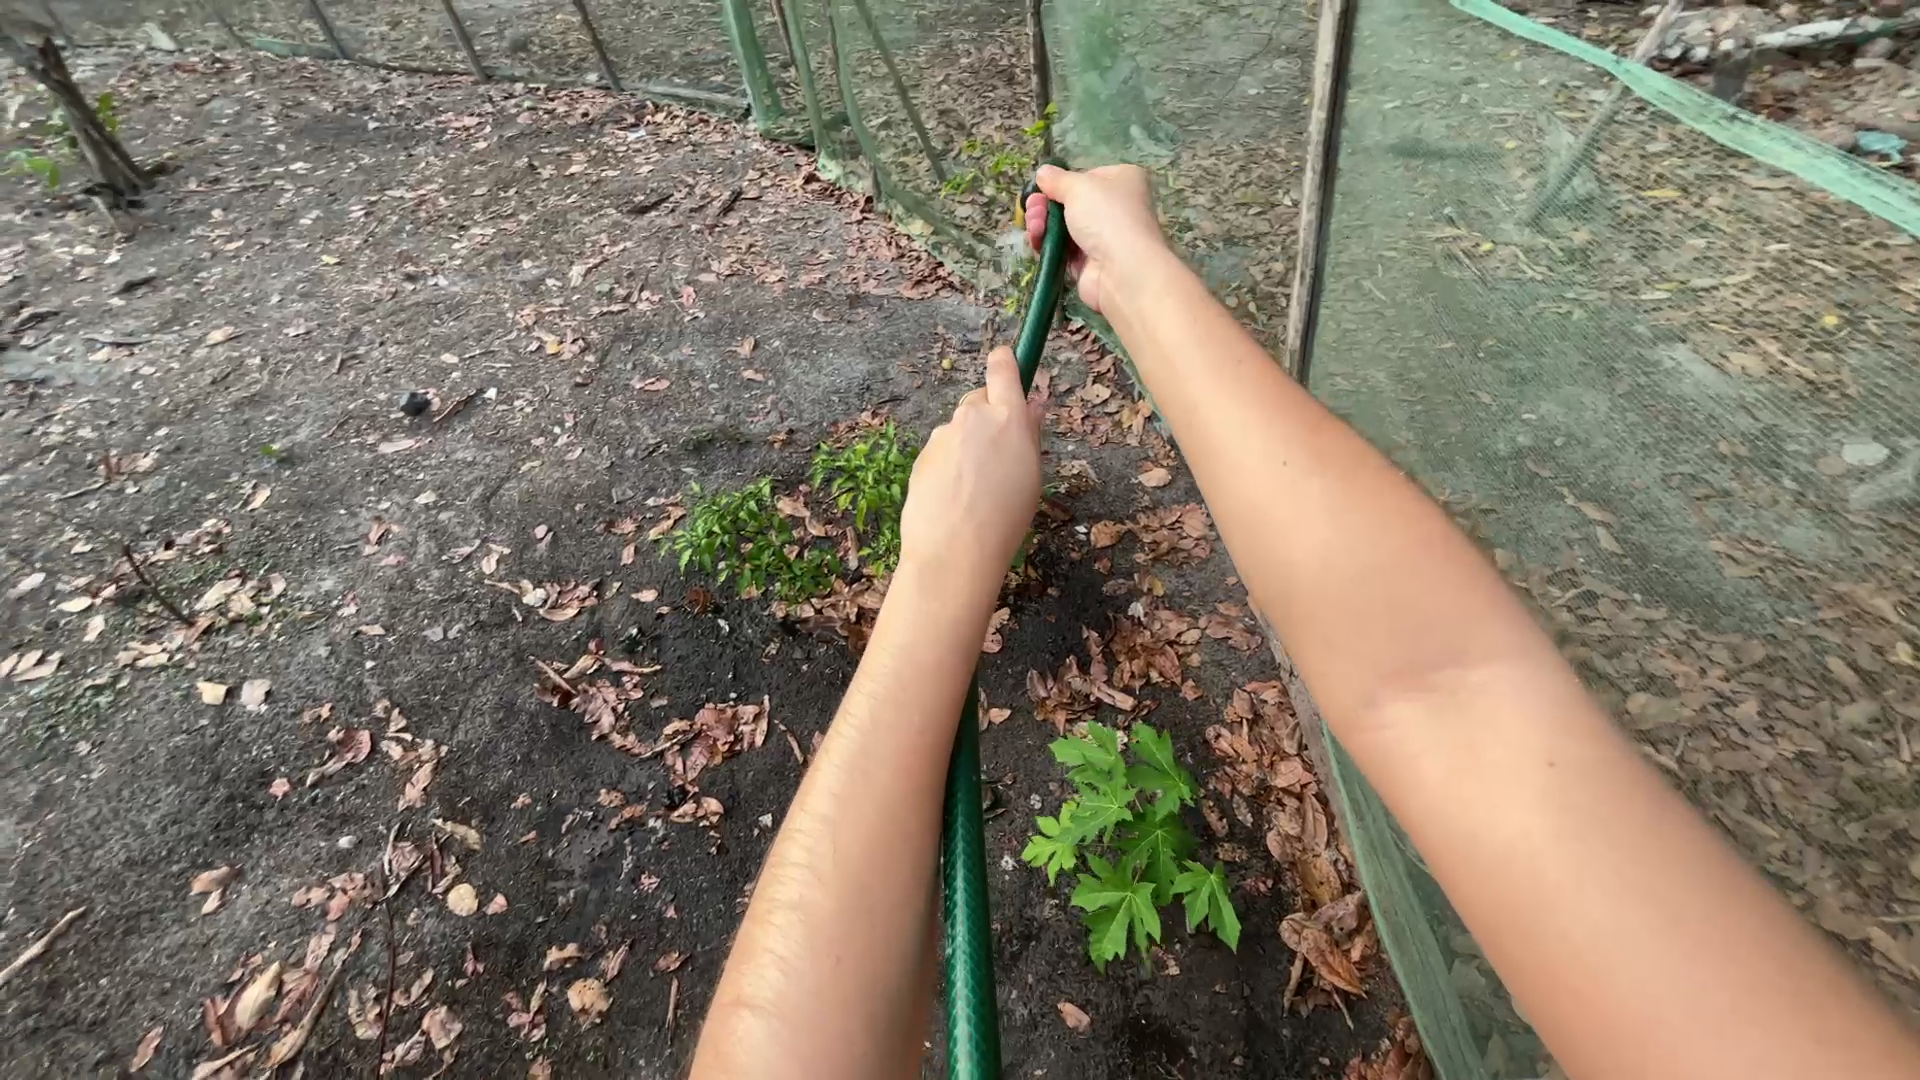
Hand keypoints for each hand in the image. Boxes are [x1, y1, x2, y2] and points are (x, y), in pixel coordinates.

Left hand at [898, 346, 1041, 599]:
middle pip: (979, 402)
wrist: (954, 551)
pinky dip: (948, 468)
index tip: (1005, 360)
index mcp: (1007, 417)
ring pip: (959, 431)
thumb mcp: (1031, 475)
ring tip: (975, 490)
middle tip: (998, 457)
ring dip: (967, 448)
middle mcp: (972, 417)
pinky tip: (954, 499)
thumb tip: (1030, 405)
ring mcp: (943, 435)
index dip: (1004, 363)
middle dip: (987, 418)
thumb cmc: (1005, 518)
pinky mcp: (922, 456)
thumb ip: (1027, 434)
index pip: (1003, 368)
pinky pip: (941, 454)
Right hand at [1023, 164, 1167, 314]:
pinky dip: (1047, 246)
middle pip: (1069, 203)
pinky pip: (1061, 251)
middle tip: (1033, 211)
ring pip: (1062, 228)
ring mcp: (1100, 238)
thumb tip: (1043, 172)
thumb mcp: (1079, 186)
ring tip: (1034, 229)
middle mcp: (1114, 208)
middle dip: (1045, 206)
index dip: (1061, 184)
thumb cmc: (1106, 216)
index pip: (1085, 179)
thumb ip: (1057, 179)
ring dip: (1042, 225)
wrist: (1121, 270)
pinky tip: (1037, 243)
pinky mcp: (1087, 263)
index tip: (1042, 189)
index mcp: (1121, 180)